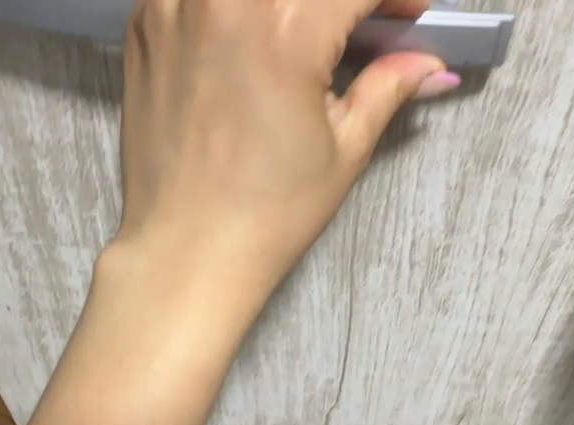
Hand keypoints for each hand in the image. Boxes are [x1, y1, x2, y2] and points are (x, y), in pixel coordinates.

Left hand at [114, 0, 457, 302]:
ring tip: (295, 38)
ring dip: (285, 4)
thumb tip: (426, 65)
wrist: (188, 250)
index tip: (407, 11)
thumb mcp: (344, 150)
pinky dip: (231, 5)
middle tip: (354, 27)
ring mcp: (177, 1)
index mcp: (288, 27)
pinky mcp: (146, 19)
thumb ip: (386, 88)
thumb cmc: (267, 214)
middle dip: (339, 0)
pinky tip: (244, 39)